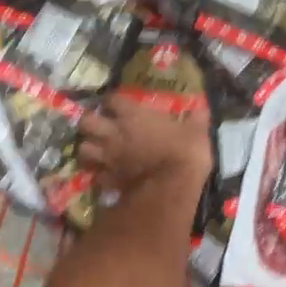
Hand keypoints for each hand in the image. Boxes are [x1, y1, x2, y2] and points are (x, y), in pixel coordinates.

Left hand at [77, 94, 211, 196]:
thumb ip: (197, 118)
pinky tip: (105, 174)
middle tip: (99, 125)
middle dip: (90, 122)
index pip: (111, 99)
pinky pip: (95, 174)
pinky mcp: (108, 179)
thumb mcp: (197, 131)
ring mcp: (108, 157)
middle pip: (86, 121)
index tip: (117, 104)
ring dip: (88, 148)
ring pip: (83, 148)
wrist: (172, 187)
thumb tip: (203, 109)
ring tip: (97, 149)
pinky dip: (97, 174)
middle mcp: (114, 132)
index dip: (112, 101)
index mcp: (133, 115)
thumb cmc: (184, 153)